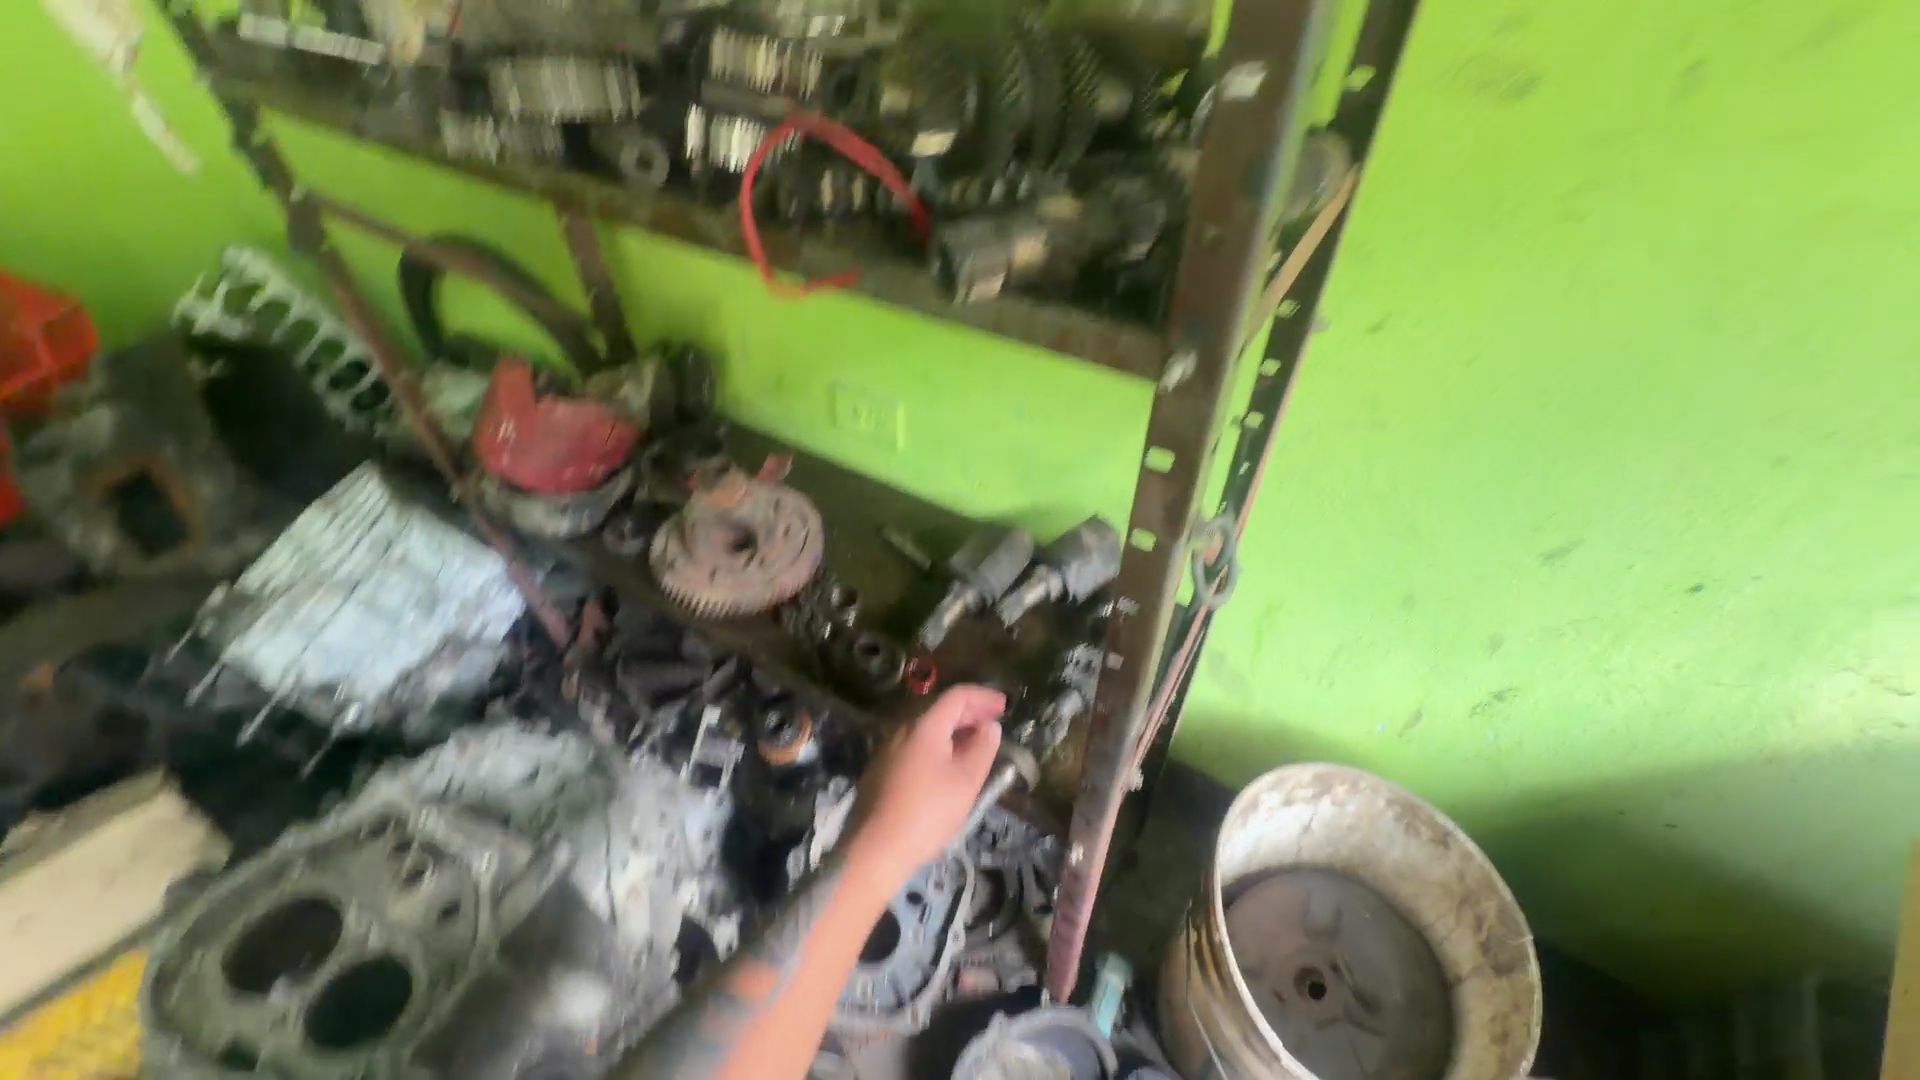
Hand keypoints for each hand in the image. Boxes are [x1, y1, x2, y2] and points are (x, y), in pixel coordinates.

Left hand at [847, 685, 1004, 887]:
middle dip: (970, 713)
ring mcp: (889, 751)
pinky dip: (939, 747)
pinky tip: (949, 766)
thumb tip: (990, 727)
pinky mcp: (882, 771)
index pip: (957, 696)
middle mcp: (903, 730)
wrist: (876, 849)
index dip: (983, 696)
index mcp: (924, 726)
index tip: (1005, 705)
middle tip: (994, 724)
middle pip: (940, 711)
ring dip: (955, 732)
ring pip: (928, 730)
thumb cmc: (927, 812)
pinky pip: (917, 747)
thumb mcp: (965, 781)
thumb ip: (982, 749)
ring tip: (976, 745)